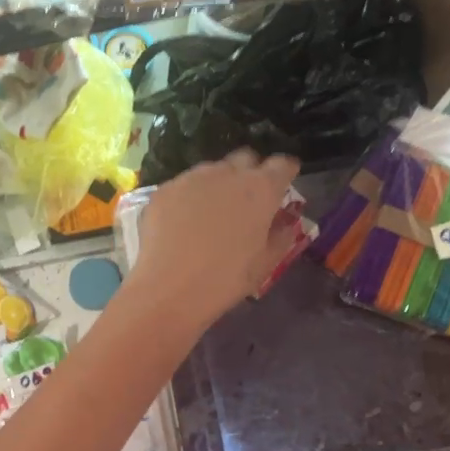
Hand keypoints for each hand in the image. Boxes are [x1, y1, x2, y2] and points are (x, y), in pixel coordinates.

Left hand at [126, 149, 301, 330]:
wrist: (168, 290)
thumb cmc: (225, 280)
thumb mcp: (265, 263)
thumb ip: (281, 235)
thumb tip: (284, 221)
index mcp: (261, 189)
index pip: (282, 165)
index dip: (285, 174)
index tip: (282, 186)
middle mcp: (228, 173)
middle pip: (245, 160)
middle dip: (250, 174)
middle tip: (245, 202)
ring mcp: (192, 178)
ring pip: (211, 171)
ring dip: (217, 185)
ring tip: (209, 215)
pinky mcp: (165, 190)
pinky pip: (183, 186)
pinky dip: (188, 198)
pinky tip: (181, 224)